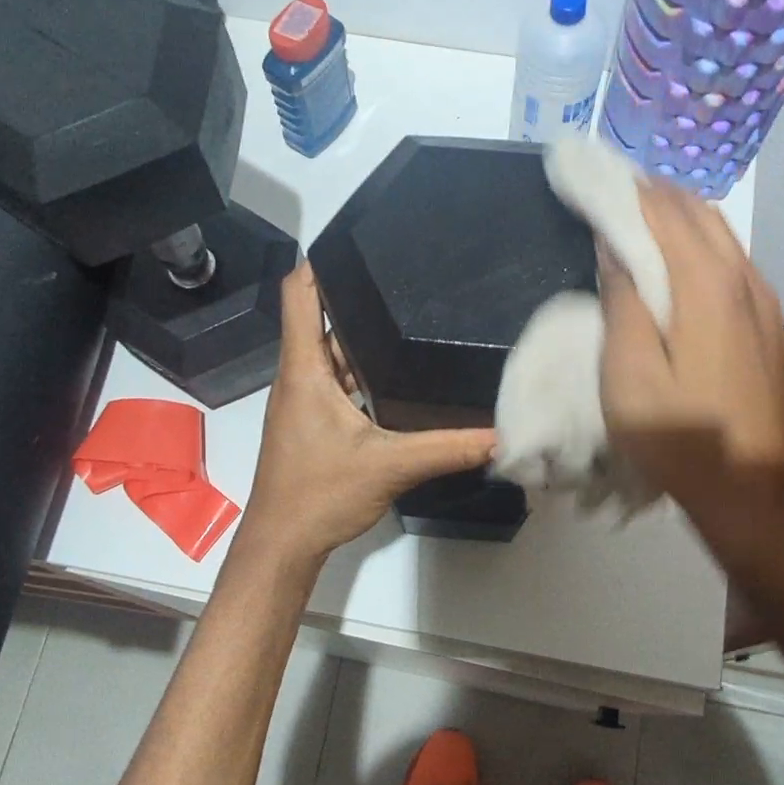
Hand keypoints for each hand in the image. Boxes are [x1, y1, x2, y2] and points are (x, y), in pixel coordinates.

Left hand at [241, 263, 496, 565]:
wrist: (281, 544)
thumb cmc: (320, 494)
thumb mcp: (391, 466)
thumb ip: (449, 448)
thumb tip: (502, 435)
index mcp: (305, 370)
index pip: (299, 295)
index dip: (320, 261)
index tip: (357, 240)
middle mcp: (298, 377)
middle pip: (319, 319)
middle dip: (356, 295)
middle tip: (404, 276)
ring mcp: (301, 401)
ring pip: (328, 353)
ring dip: (359, 336)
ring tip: (407, 314)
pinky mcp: (309, 422)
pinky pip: (333, 380)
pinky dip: (358, 369)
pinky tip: (393, 374)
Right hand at [598, 183, 783, 536]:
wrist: (744, 488)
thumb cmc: (675, 434)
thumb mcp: (629, 372)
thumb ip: (623, 299)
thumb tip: (614, 243)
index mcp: (708, 286)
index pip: (666, 214)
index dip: (629, 191)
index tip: (596, 175)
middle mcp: (745, 280)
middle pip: (700, 214)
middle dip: (657, 195)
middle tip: (614, 190)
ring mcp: (765, 303)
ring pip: (723, 236)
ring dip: (682, 218)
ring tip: (641, 216)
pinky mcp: (770, 326)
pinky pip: (735, 264)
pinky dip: (703, 246)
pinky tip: (682, 262)